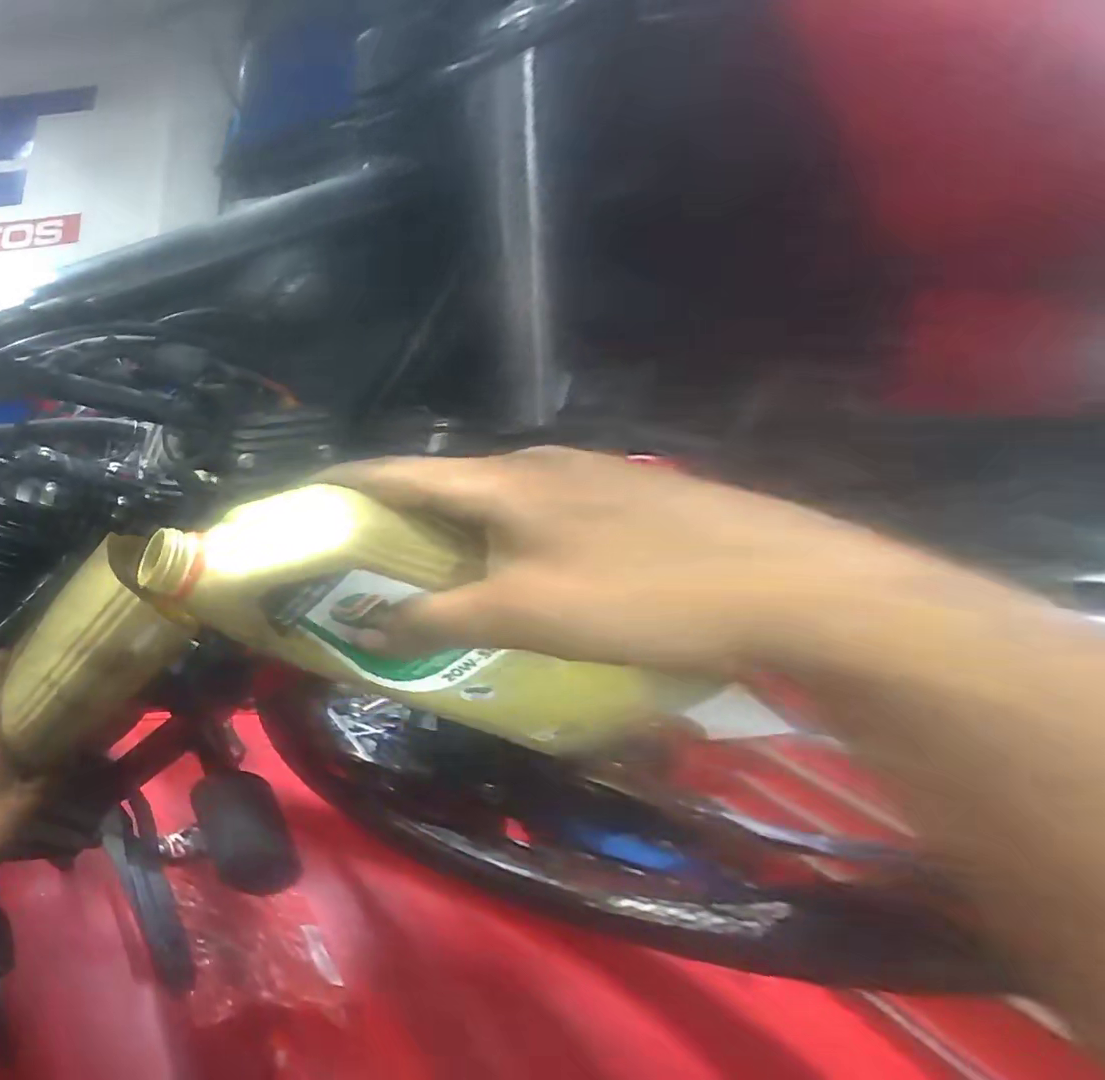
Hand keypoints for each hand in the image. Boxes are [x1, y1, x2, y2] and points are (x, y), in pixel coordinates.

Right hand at [319, 447, 1024, 674]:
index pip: (397, 472)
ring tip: (435, 567)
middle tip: (363, 551)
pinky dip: (501, 534)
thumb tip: (365, 632)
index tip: (307, 494)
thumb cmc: (640, 596)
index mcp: (499, 481)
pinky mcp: (627, 496)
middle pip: (442, 483)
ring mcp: (587, 475)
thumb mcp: (520, 616)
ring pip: (492, 498)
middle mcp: (534, 464)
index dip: (345, 481)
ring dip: (452, 527)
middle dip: (395, 514)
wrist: (808, 591)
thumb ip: (434, 620)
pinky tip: (519, 569)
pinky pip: (535, 509)